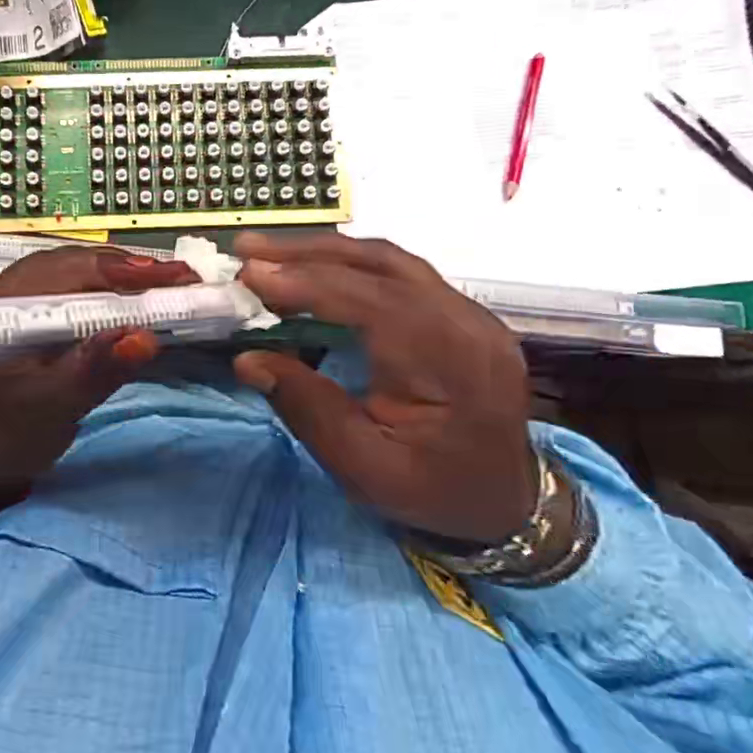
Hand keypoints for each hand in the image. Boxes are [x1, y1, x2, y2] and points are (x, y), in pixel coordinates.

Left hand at [0, 247, 200, 520]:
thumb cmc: (5, 442)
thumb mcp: (50, 411)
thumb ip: (92, 373)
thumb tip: (145, 337)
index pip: (63, 274)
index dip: (121, 272)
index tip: (174, 278)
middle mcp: (0, 295)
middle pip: (68, 265)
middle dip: (126, 269)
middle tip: (181, 279)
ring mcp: (10, 303)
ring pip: (69, 273)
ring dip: (117, 276)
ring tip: (164, 283)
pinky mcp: (23, 317)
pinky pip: (66, 290)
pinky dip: (102, 292)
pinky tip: (127, 298)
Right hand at [230, 232, 536, 542]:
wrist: (505, 503)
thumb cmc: (432, 492)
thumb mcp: (363, 467)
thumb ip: (308, 408)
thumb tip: (248, 359)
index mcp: (450, 365)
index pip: (373, 302)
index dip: (308, 283)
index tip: (249, 275)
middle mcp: (467, 325)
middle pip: (382, 265)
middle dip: (308, 253)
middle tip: (247, 249)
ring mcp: (469, 314)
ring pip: (391, 260)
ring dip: (324, 251)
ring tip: (269, 252)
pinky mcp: (459, 314)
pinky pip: (399, 273)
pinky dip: (348, 265)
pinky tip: (313, 269)